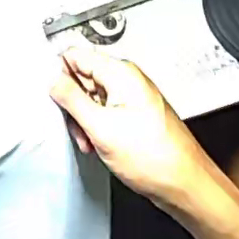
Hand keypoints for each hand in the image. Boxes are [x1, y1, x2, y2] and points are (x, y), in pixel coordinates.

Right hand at [49, 45, 217, 208]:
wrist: (184, 183)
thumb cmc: (154, 157)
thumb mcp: (100, 127)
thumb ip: (72, 99)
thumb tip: (54, 81)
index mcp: (120, 72)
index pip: (76, 55)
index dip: (60, 74)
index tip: (55, 95)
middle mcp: (128, 78)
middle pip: (84, 77)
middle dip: (74, 103)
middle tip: (77, 127)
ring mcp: (133, 96)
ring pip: (94, 96)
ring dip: (85, 119)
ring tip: (92, 141)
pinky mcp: (135, 113)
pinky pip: (107, 111)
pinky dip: (98, 126)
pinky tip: (101, 144)